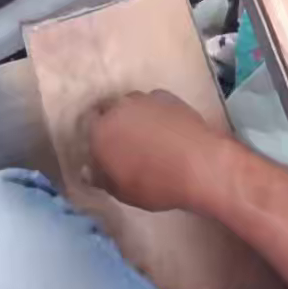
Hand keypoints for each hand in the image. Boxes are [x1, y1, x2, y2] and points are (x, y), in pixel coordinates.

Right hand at [77, 90, 230, 211]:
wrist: (200, 165)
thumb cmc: (156, 184)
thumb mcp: (123, 192)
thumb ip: (101, 178)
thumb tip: (87, 170)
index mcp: (100, 131)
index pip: (89, 124)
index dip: (98, 137)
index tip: (107, 150)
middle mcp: (117, 108)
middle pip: (109, 110)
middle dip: (114, 123)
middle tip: (127, 144)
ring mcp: (143, 98)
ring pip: (132, 104)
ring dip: (135, 116)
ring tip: (150, 136)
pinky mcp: (167, 95)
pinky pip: (154, 103)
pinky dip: (157, 112)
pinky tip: (169, 129)